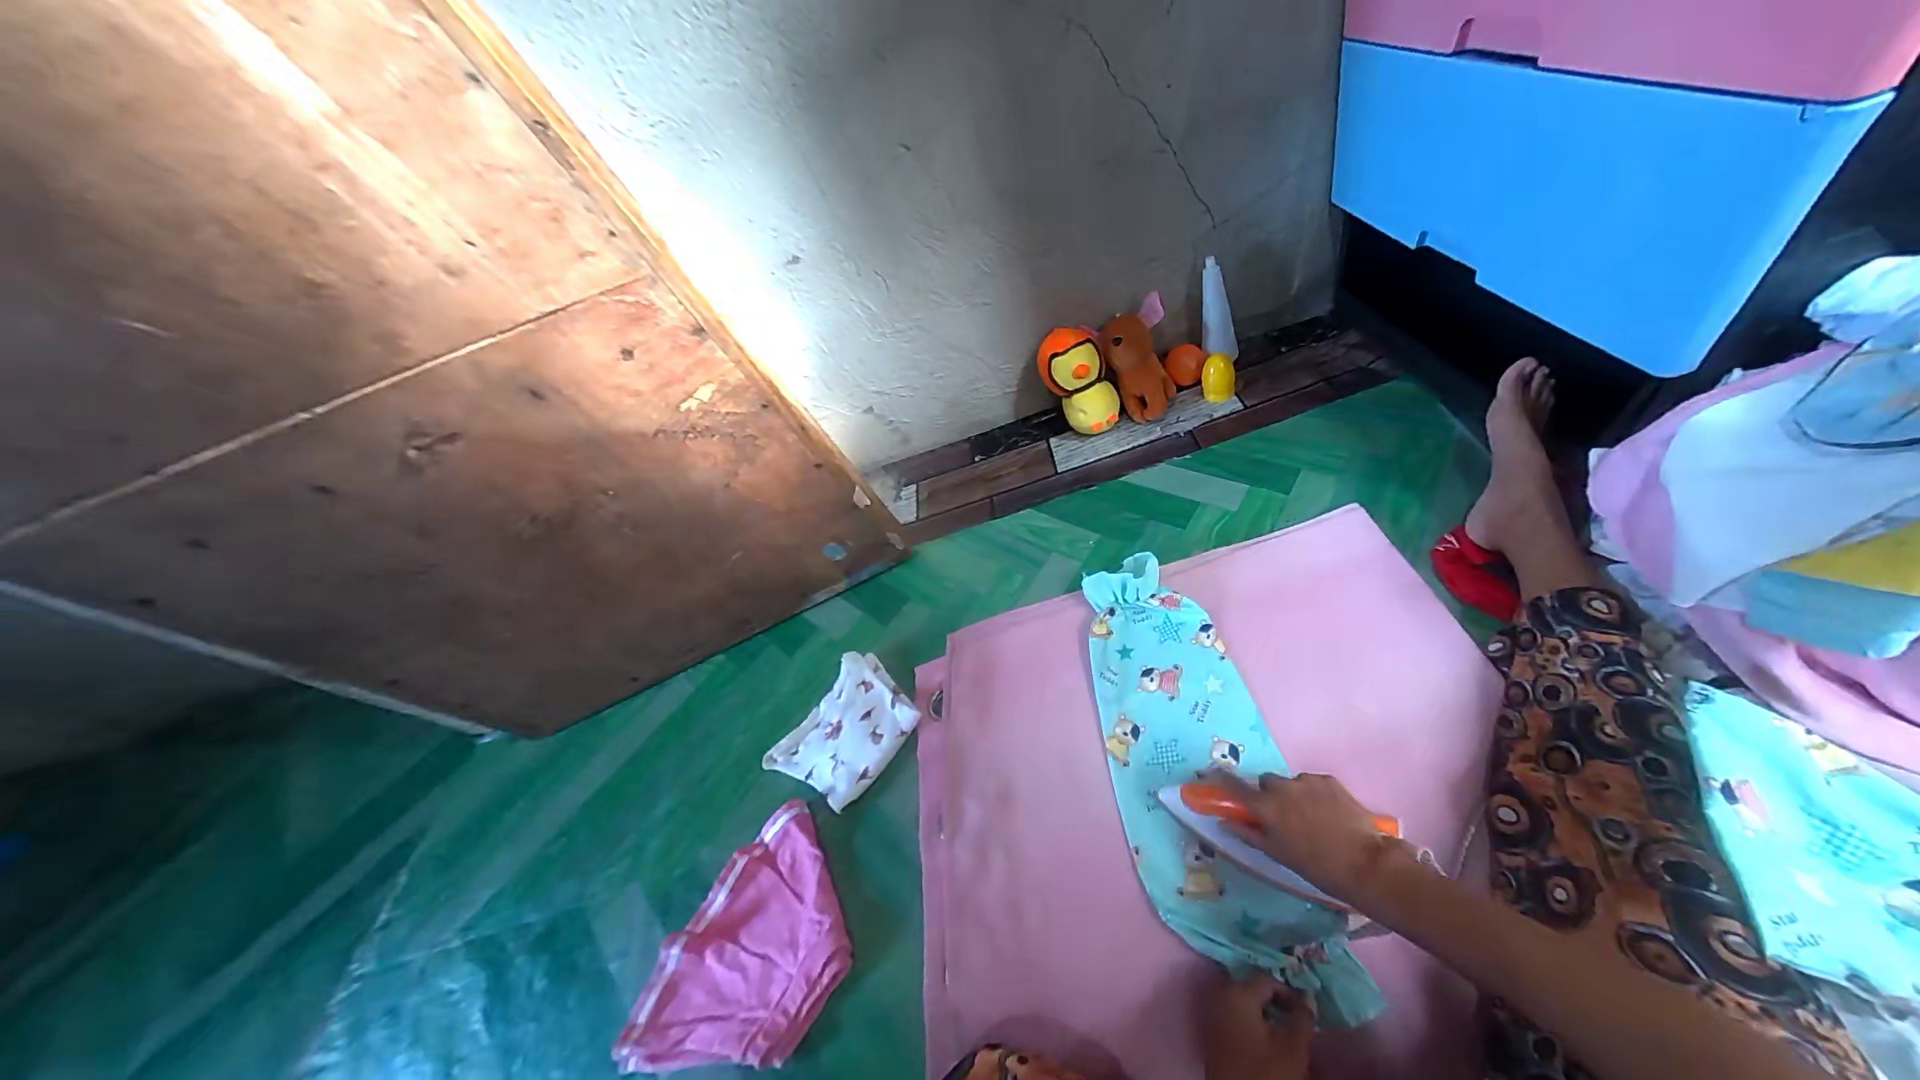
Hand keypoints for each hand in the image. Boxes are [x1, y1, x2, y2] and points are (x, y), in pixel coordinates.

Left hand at [1201, 970, 1313, 1079]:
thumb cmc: (1266, 1074)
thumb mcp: (1293, 1046)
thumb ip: (1302, 1018)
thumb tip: (1307, 998)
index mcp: (1236, 993)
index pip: (1266, 980)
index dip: (1289, 994)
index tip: (1306, 1012)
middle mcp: (1219, 995)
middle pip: (1252, 988)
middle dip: (1276, 1002)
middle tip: (1296, 1020)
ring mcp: (1212, 1013)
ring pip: (1244, 1002)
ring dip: (1265, 1012)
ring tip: (1284, 1031)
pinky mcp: (1212, 1031)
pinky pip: (1234, 1015)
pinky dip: (1252, 1021)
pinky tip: (1266, 1040)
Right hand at [1209, 771, 1416, 909]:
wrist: (1367, 864)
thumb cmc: (1317, 865)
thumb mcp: (1278, 854)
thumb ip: (1249, 834)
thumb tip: (1226, 822)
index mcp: (1265, 807)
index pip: (1233, 786)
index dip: (1220, 780)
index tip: (1211, 775)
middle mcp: (1281, 788)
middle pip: (1266, 782)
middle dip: (1269, 794)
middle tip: (1281, 816)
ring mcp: (1306, 782)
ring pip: (1291, 783)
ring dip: (1293, 795)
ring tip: (1312, 818)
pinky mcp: (1328, 781)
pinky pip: (1312, 783)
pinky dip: (1314, 794)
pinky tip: (1329, 814)